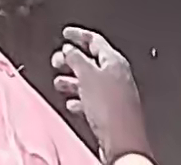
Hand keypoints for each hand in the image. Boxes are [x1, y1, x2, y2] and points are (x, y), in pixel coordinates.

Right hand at [53, 26, 151, 162]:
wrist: (123, 146)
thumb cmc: (110, 109)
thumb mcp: (87, 75)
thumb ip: (76, 57)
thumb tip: (68, 48)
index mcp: (114, 61)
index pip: (94, 39)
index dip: (77, 35)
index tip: (65, 33)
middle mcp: (117, 75)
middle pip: (90, 61)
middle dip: (71, 60)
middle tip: (57, 60)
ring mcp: (116, 95)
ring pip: (90, 81)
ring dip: (72, 81)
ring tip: (59, 83)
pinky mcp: (112, 113)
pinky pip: (93, 100)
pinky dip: (80, 99)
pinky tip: (72, 103)